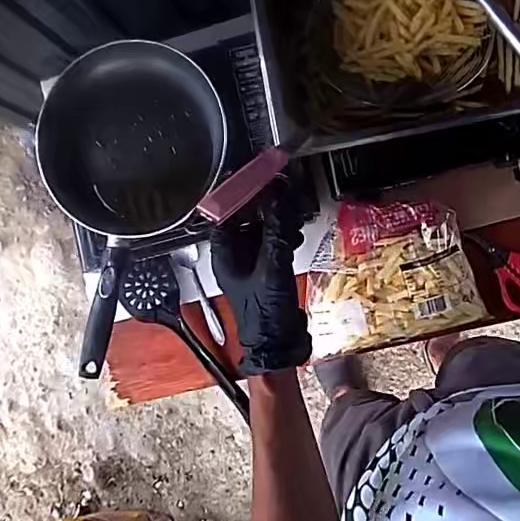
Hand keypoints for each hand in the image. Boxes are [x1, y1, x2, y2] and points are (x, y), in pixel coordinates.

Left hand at [209, 182, 310, 373]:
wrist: (279, 344)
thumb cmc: (266, 312)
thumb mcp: (273, 266)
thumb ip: (277, 230)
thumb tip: (281, 199)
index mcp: (224, 253)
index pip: (224, 212)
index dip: (239, 191)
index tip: (256, 176)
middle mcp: (232, 255)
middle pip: (243, 216)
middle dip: (263, 202)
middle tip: (281, 189)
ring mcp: (248, 263)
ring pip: (259, 228)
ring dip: (275, 217)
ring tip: (292, 211)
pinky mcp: (264, 269)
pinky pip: (270, 241)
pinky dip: (282, 232)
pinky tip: (295, 231)